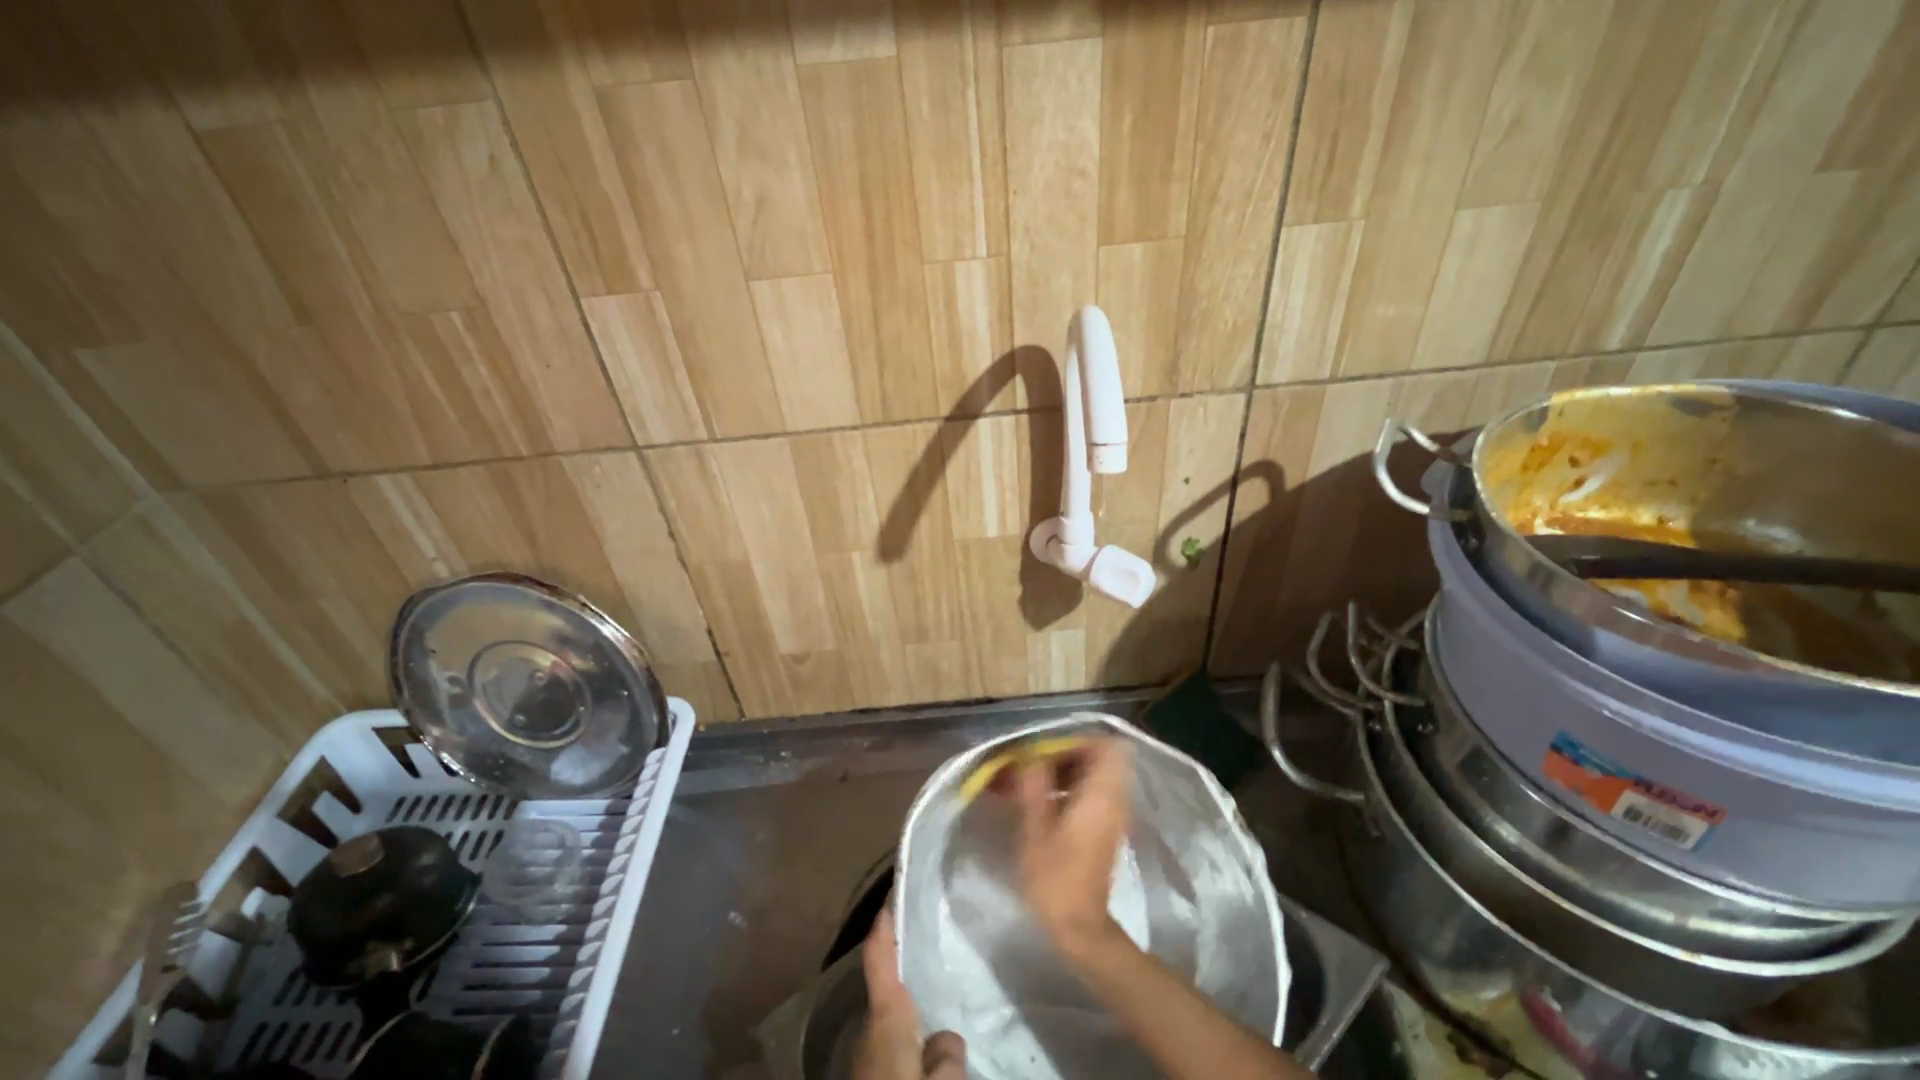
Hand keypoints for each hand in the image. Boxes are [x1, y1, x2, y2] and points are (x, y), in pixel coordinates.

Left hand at [854, 908, 966, 1079]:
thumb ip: (949, 1054)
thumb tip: (948, 1036)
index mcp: (886, 1014)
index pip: (878, 955)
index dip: (884, 922)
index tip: (894, 892)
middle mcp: (870, 1024)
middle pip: (889, 983)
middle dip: (909, 963)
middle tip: (938, 941)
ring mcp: (866, 1049)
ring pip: (892, 1013)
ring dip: (911, 999)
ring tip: (944, 988)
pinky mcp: (869, 1070)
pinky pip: (893, 1038)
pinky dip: (910, 1028)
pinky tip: (931, 1036)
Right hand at [1011, 737, 1134, 954]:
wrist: (1079, 925)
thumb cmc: (1054, 876)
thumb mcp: (1034, 827)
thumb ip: (1034, 785)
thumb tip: (1031, 755)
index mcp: (1101, 793)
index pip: (1108, 746)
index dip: (1078, 741)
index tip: (1047, 752)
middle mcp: (1115, 799)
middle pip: (1100, 759)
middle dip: (1065, 756)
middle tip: (1034, 769)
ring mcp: (1114, 816)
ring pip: (1096, 777)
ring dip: (1065, 774)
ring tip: (1031, 786)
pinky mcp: (1107, 830)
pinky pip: (1094, 795)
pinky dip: (1071, 792)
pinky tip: (1042, 807)